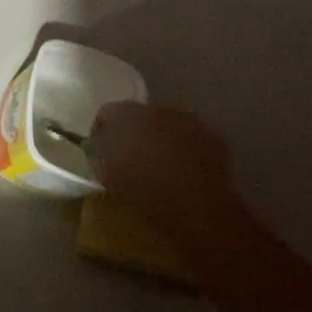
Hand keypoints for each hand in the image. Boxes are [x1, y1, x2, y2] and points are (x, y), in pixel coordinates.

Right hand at [89, 102, 245, 245]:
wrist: (192, 203)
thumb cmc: (137, 184)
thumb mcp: (101, 170)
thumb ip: (96, 151)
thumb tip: (97, 145)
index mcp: (121, 112)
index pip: (104, 114)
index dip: (101, 132)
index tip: (100, 152)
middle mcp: (155, 109)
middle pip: (139, 116)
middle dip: (134, 133)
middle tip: (129, 157)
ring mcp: (188, 123)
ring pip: (168, 127)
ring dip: (162, 140)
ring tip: (159, 166)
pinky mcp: (215, 141)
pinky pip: (192, 142)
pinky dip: (187, 152)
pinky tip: (183, 173)